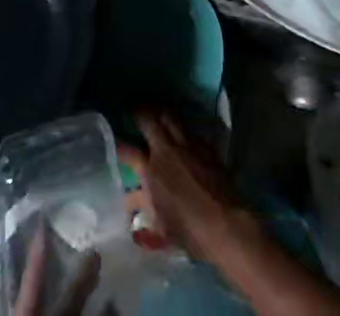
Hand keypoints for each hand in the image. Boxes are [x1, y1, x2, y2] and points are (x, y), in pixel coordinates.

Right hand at [128, 109, 257, 262]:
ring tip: (156, 109)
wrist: (226, 225)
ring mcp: (189, 146)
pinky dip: (183, 130)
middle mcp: (167, 151)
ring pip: (171, 118)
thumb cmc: (190, 231)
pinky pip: (191, 131)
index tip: (113, 140)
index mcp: (151, 169)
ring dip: (161, 112)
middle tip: (134, 108)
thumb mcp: (162, 230)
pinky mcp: (207, 148)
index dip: (118, 144)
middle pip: (149, 120)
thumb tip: (137, 232)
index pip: (128, 150)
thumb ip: (147, 227)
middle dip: (139, 111)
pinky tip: (183, 133)